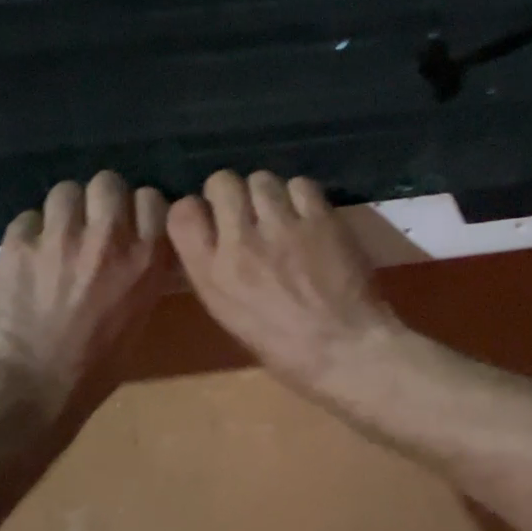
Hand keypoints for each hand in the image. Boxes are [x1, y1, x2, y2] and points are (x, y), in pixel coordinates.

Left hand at [0, 172, 168, 416]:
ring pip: (65, 192)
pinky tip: (29, 259)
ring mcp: (61, 238)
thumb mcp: (141, 314)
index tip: (130, 223)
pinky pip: (27, 218)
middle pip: (107, 182)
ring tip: (57, 237)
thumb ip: (144, 270)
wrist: (38, 385)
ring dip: (63, 212)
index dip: (138, 208)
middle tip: (91, 223)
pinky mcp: (19, 244)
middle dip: (100, 199)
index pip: (151, 198)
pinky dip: (29, 235)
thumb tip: (138, 243)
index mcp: (146, 259)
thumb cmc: (99, 363)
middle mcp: (108, 238)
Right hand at [167, 170, 402, 389]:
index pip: (183, 214)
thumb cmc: (289, 351)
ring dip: (270, 193)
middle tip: (251, 212)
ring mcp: (282, 228)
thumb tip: (219, 239)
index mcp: (213, 276)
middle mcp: (240, 244)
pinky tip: (310, 217)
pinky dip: (303, 196)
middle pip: (223, 183)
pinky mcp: (320, 219)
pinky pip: (301, 184)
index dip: (197, 208)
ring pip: (262, 179)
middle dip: (233, 192)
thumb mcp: (233, 318)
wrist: (348, 352)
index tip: (212, 217)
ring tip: (283, 214)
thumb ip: (218, 273)